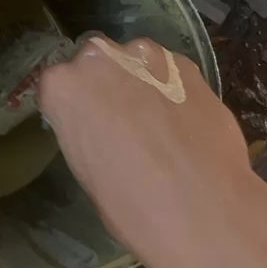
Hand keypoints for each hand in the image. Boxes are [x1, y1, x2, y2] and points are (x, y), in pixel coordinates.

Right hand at [37, 35, 266, 267]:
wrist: (208, 213)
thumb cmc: (134, 208)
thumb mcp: (88, 174)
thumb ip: (87, 133)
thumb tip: (103, 128)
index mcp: (63, 87)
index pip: (58, 87)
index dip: (74, 108)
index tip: (88, 129)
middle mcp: (98, 57)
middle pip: (95, 63)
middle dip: (106, 86)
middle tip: (123, 123)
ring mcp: (144, 54)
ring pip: (134, 62)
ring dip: (141, 83)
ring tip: (161, 124)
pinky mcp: (185, 62)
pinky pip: (169, 72)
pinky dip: (173, 90)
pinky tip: (187, 124)